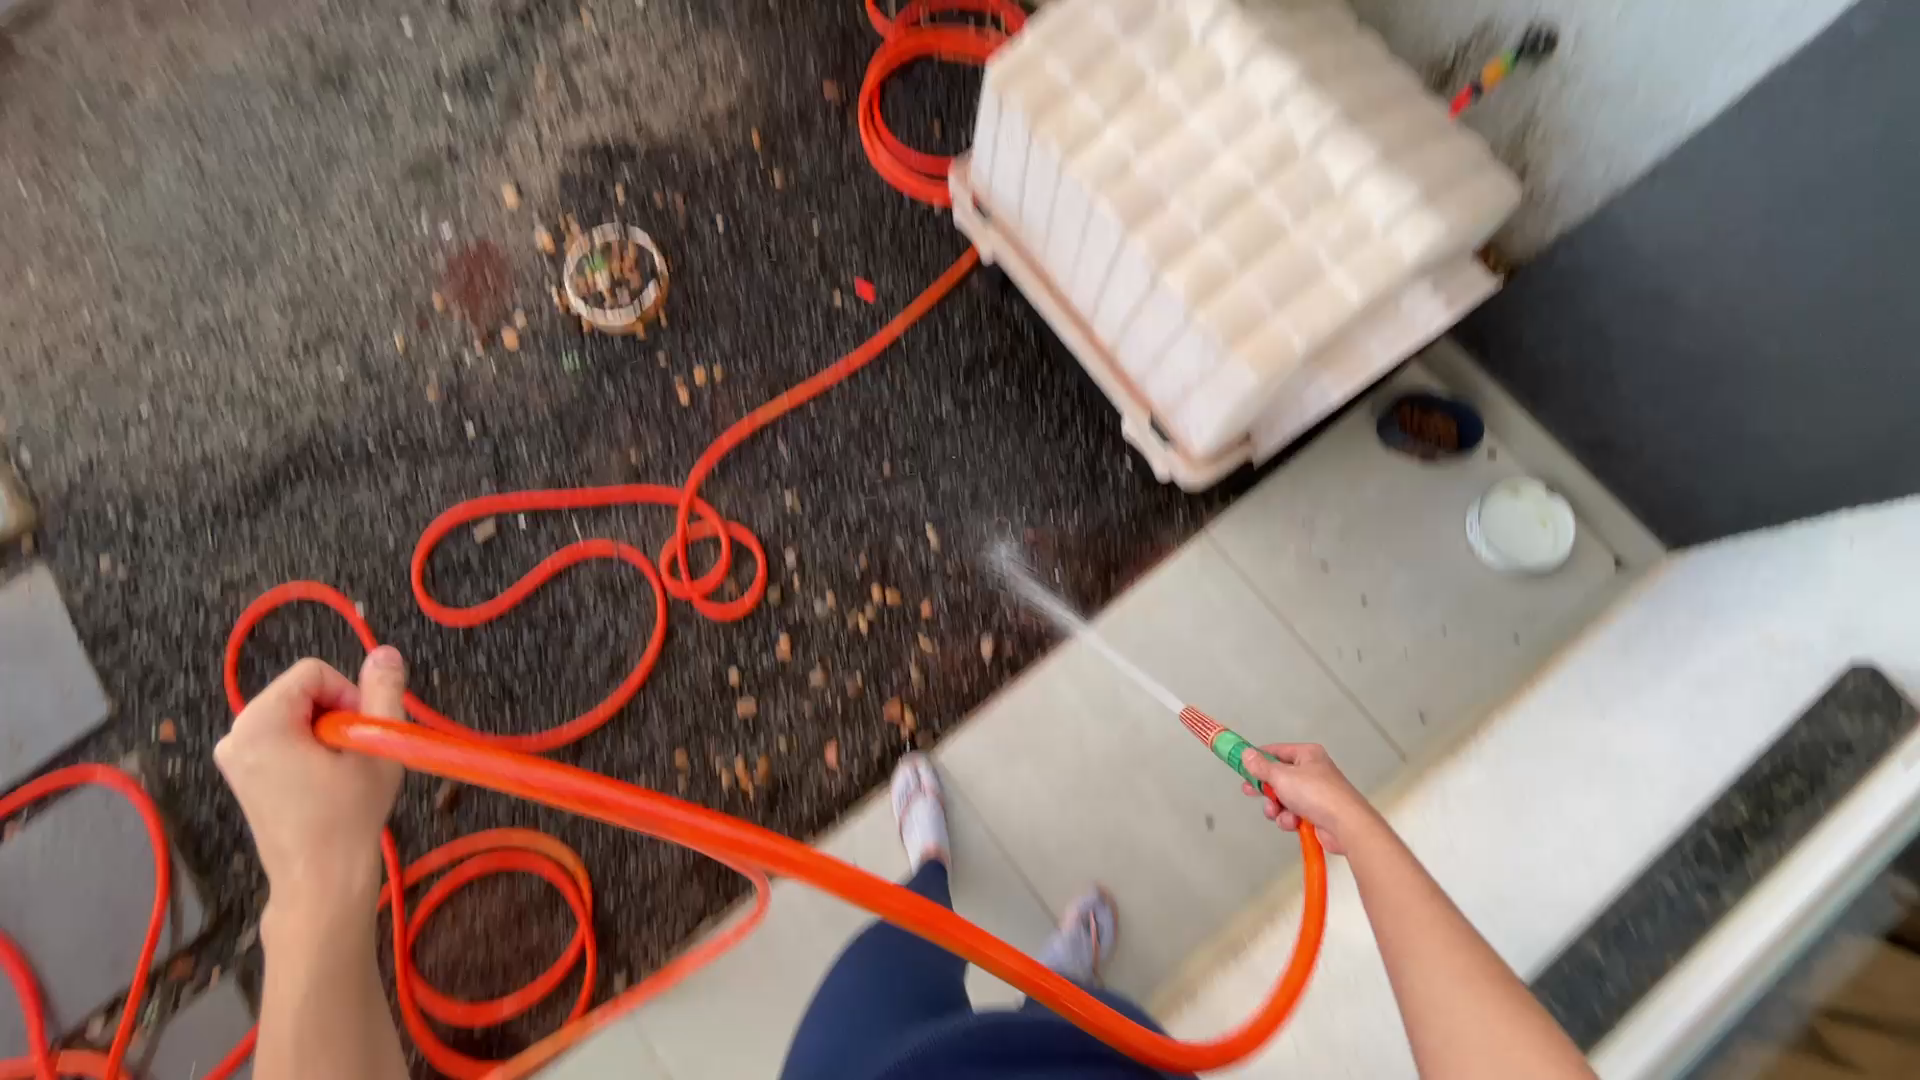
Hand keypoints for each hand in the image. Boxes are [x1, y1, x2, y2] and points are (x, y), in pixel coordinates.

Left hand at [215, 649, 407, 910]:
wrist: (321, 874)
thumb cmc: (350, 812)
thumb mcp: (379, 745)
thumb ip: (383, 692)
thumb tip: (386, 651)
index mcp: (260, 723)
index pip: (314, 672)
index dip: (349, 693)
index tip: (362, 729)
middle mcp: (235, 733)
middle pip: (303, 690)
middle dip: (339, 710)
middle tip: (357, 750)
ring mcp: (234, 754)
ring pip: (298, 711)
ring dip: (329, 729)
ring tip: (343, 766)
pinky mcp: (242, 770)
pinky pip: (285, 732)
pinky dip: (312, 743)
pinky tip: (326, 776)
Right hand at [1239, 743, 1377, 854]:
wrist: (1347, 826)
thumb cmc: (1314, 793)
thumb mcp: (1281, 776)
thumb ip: (1261, 766)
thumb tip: (1246, 753)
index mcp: (1307, 754)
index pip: (1275, 751)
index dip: (1258, 759)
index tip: (1242, 767)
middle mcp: (1312, 771)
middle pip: (1278, 776)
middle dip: (1265, 788)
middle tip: (1249, 792)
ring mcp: (1316, 793)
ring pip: (1283, 797)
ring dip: (1276, 806)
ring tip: (1277, 812)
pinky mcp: (1318, 814)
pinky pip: (1293, 812)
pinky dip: (1289, 818)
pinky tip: (1292, 823)